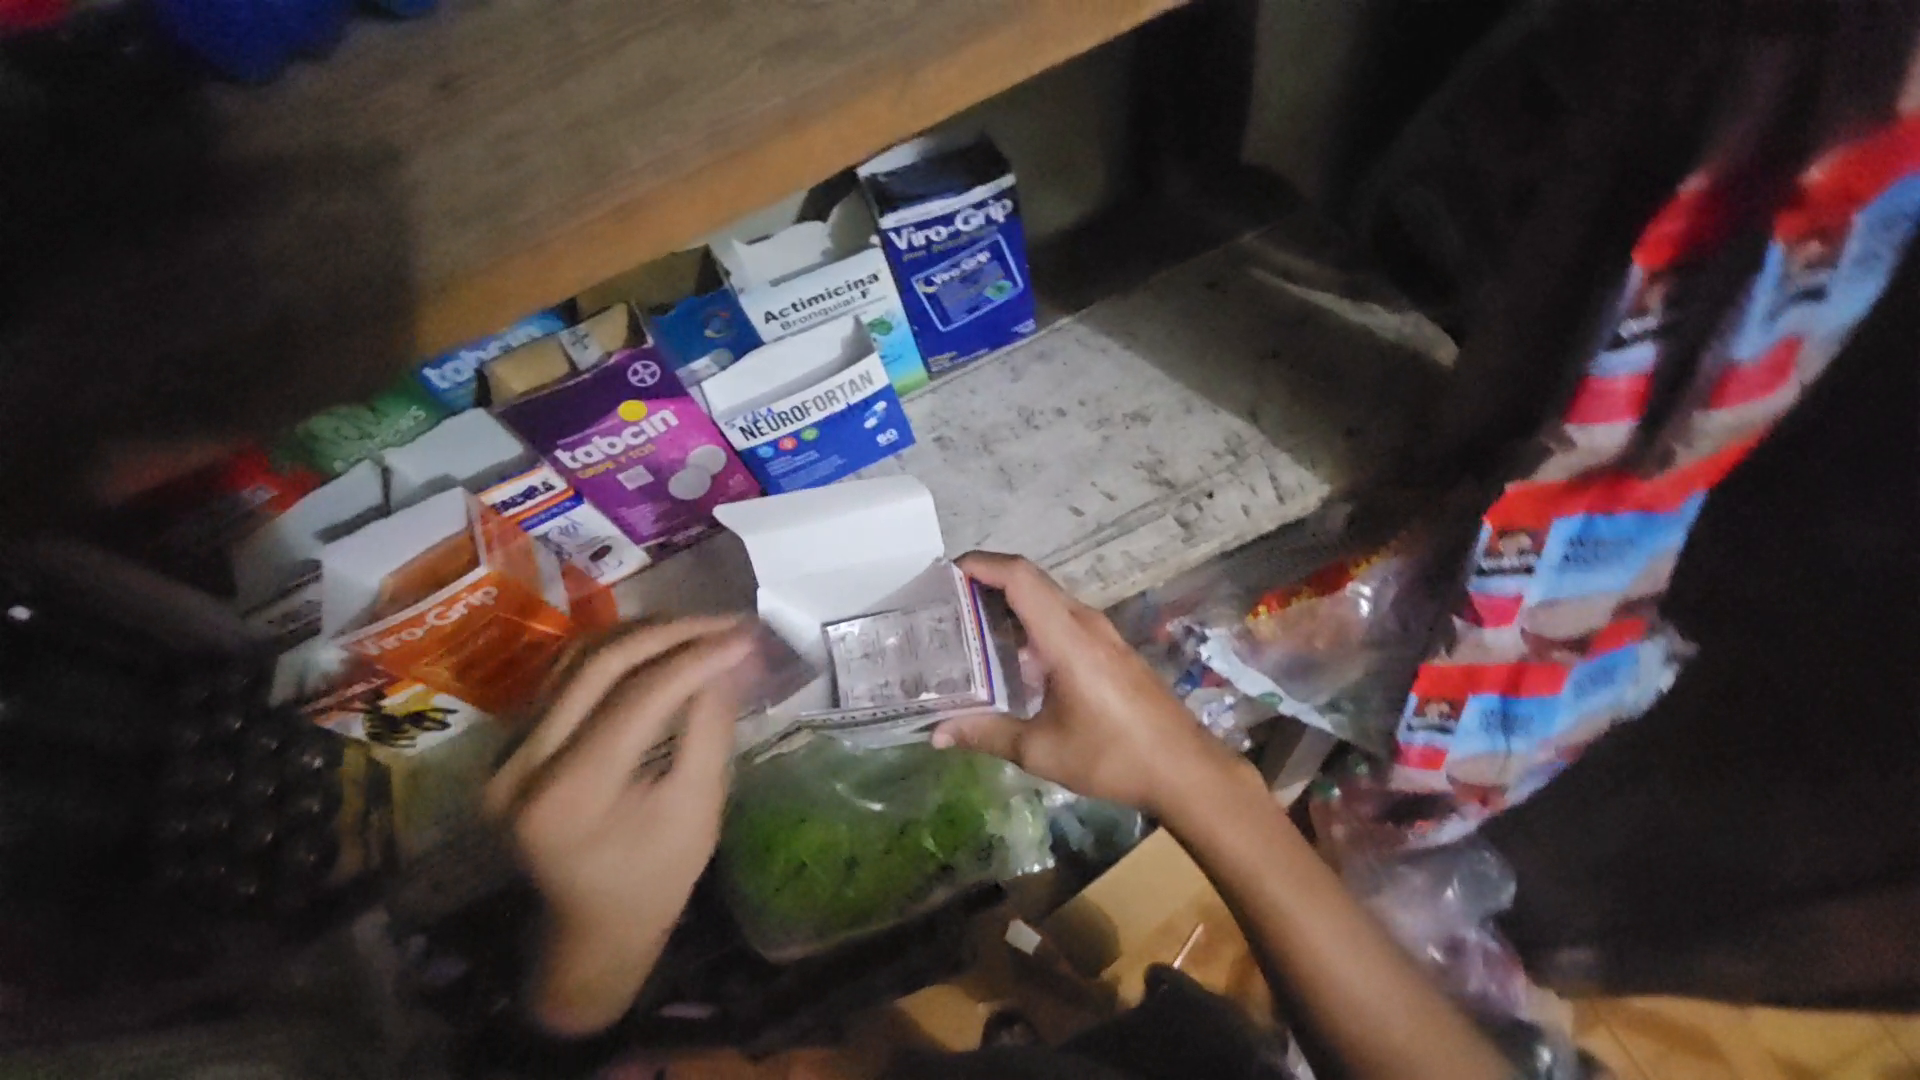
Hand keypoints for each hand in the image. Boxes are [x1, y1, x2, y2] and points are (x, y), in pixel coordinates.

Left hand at [484, 617, 752, 1035]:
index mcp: (569, 796)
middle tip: (726, 621)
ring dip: (643, 634)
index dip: (696, 658)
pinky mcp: (509, 744)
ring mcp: (505, 753)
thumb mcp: (699, 807)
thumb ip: (710, 726)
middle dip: (671, 633)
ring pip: (576, 659)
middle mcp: (521, 766)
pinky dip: (617, 653)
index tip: (746, 635)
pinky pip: (565, 676)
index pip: (638, 698)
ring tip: (700, 627)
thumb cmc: (657, 877)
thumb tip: (732, 655)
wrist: (594, 925)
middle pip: (599, 665)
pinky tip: (660, 644)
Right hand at [931, 553, 1253, 814]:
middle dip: (986, 582)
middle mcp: (1085, 624)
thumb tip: (936, 733)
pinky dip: (1031, 624)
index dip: (981, 565)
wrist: (1185, 769)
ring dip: (1009, 604)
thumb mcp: (1042, 750)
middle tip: (945, 603)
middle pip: (1031, 581)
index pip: (1019, 577)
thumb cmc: (1114, 757)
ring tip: (969, 627)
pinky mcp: (1110, 649)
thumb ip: (986, 734)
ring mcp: (1102, 634)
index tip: (946, 573)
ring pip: (1048, 600)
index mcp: (1067, 638)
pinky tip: (1012, 658)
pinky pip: (1063, 619)